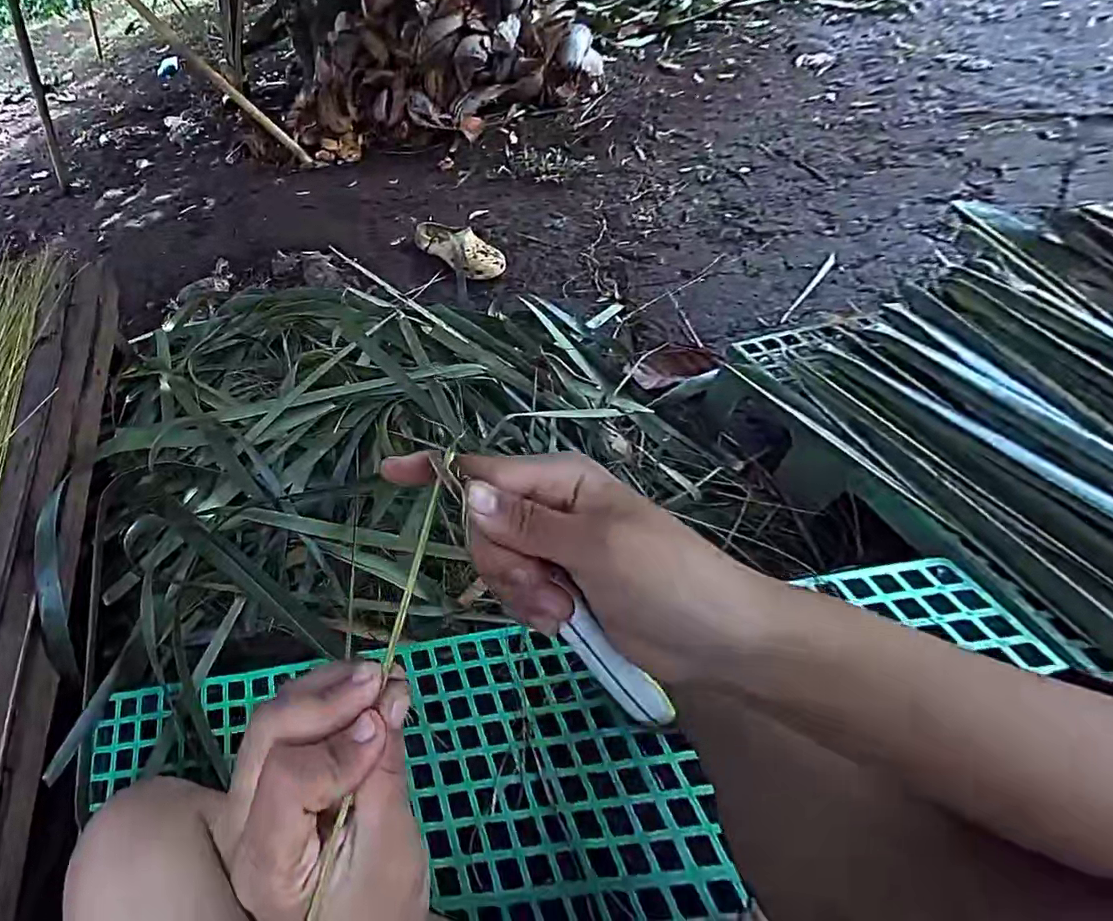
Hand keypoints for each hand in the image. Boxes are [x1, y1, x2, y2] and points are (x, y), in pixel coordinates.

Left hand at [211, 660, 427, 920]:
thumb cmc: (380, 907)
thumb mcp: (391, 848)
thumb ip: (386, 770)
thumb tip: (390, 697)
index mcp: (264, 861)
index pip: (286, 779)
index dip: (338, 746)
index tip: (384, 722)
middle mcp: (239, 821)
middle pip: (268, 733)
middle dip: (326, 697)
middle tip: (378, 677)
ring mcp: (244, 795)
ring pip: (273, 717)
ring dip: (325, 687)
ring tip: (374, 675)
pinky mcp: (263, 777)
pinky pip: (285, 724)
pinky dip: (323, 699)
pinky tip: (356, 690)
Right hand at [381, 451, 773, 683]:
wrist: (722, 644)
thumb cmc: (670, 580)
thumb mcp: (597, 546)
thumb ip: (528, 522)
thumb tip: (469, 492)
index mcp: (558, 479)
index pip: (482, 469)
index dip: (435, 471)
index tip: (390, 472)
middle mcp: (546, 506)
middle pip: (480, 524)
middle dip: (502, 562)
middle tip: (545, 588)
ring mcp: (548, 546)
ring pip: (492, 561)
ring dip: (519, 591)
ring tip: (562, 610)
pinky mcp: (553, 582)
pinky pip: (512, 589)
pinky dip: (529, 609)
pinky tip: (563, 620)